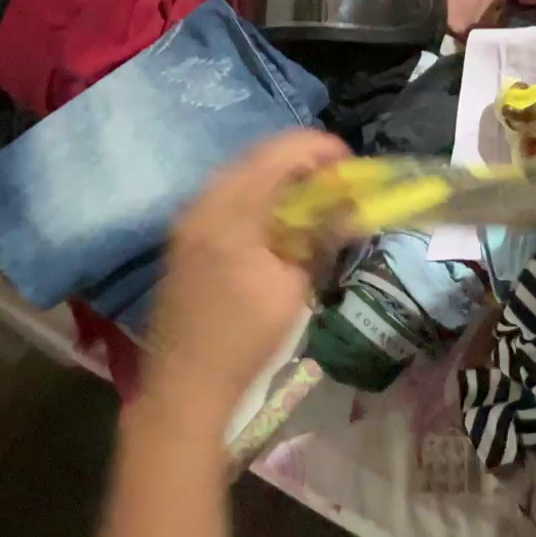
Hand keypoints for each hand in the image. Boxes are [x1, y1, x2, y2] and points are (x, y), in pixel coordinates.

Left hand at [145, 130, 352, 414]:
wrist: (184, 387)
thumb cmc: (245, 341)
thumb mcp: (294, 289)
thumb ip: (321, 238)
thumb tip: (350, 208)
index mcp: (230, 215)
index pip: (278, 156)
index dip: (319, 149)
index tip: (351, 163)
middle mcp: (202, 205)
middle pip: (256, 157)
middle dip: (301, 159)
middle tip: (337, 176)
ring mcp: (188, 220)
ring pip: (240, 174)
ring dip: (279, 175)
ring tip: (315, 193)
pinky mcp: (184, 237)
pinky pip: (226, 195)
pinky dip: (259, 193)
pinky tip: (280, 216)